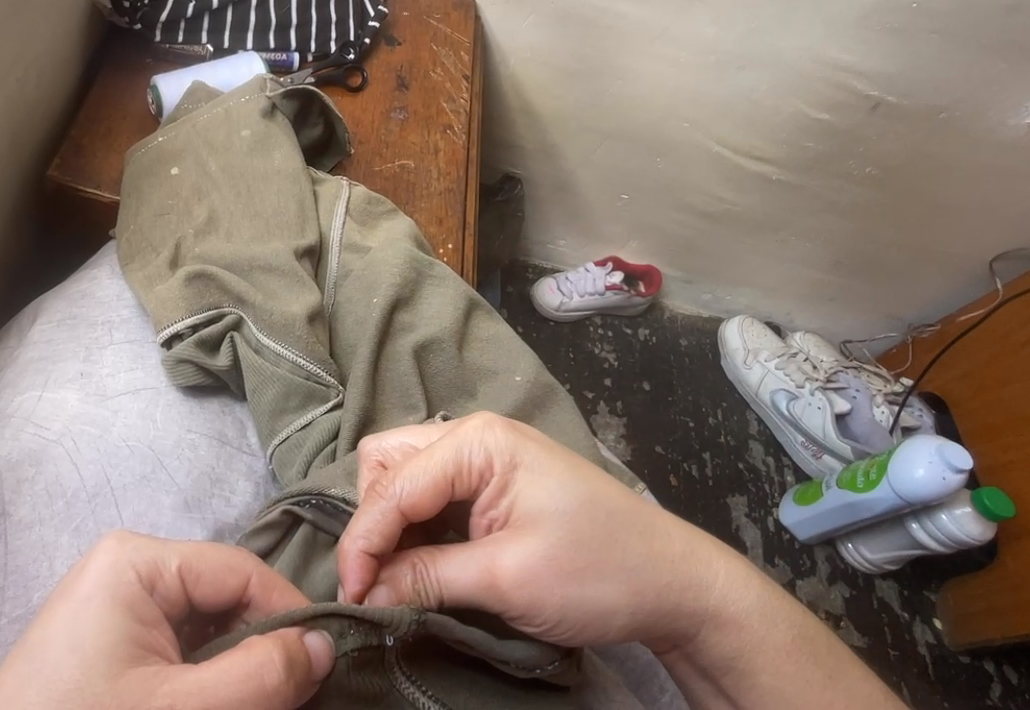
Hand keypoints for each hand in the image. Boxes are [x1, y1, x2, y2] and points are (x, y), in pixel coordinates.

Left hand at [0, 531, 335, 709]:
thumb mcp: (182, 708)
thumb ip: (260, 675)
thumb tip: (325, 645)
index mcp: (137, 559)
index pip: (239, 571)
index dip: (289, 614)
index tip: (330, 663)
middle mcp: (125, 566)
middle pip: (221, 597)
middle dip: (261, 647)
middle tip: (299, 694)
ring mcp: (112, 603)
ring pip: (202, 626)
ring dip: (235, 667)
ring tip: (262, 701)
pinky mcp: (105, 642)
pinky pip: (173, 647)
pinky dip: (203, 678)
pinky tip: (217, 702)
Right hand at [335, 412, 740, 652]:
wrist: (676, 583)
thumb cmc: (599, 573)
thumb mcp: (507, 579)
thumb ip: (428, 578)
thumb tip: (366, 593)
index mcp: (476, 442)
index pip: (393, 484)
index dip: (364, 540)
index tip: (352, 594)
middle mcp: (470, 435)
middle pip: (387, 462)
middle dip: (373, 518)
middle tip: (377, 577)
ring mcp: (480, 455)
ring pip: (401, 473)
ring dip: (390, 522)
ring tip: (398, 573)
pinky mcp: (488, 481)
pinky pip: (428, 491)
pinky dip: (414, 525)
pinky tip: (422, 559)